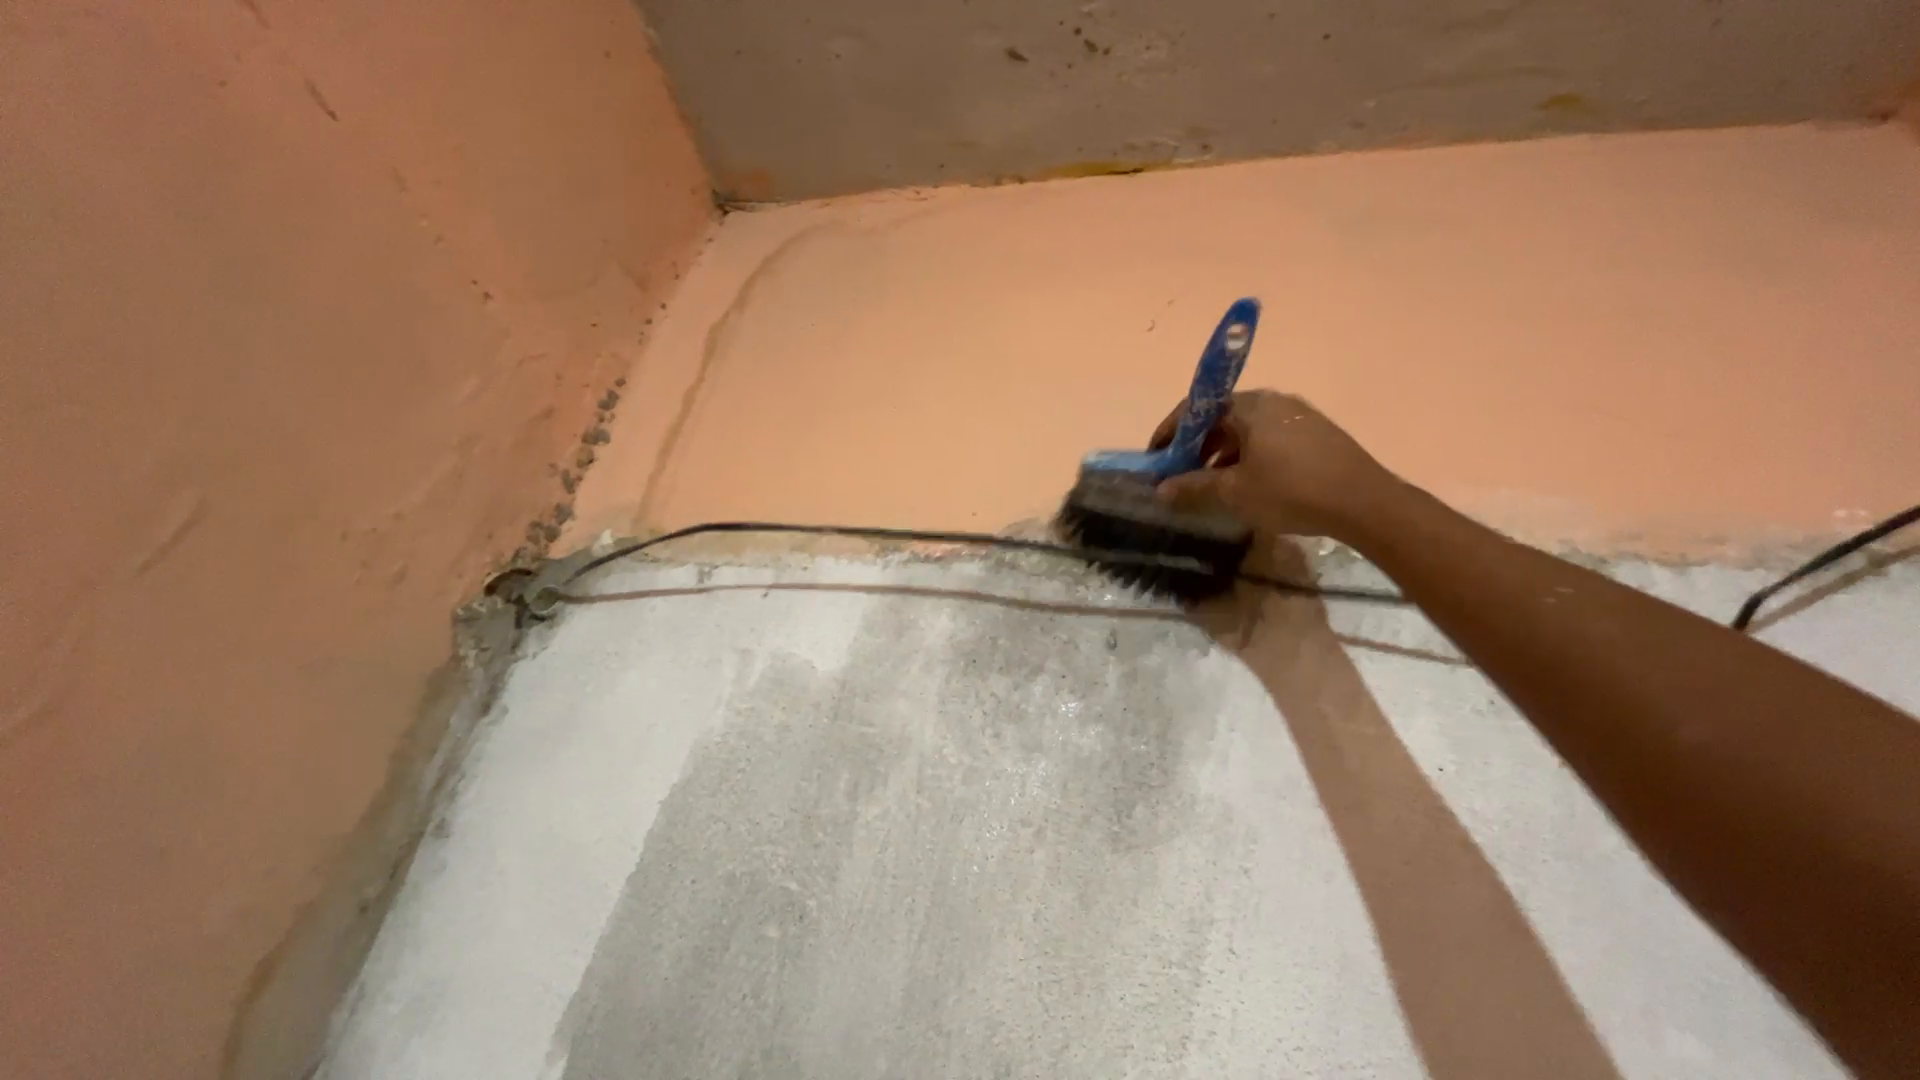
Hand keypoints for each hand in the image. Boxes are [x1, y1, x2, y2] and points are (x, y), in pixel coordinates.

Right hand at [1148, 390, 1404, 540]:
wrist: (1364, 502)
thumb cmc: (1290, 491)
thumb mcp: (1233, 492)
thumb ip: (1192, 487)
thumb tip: (1160, 489)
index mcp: (1248, 405)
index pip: (1195, 409)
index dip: (1169, 433)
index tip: (1156, 459)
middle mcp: (1272, 400)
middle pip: (1220, 418)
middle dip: (1196, 447)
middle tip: (1181, 476)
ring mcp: (1297, 414)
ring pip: (1246, 430)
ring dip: (1222, 455)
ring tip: (1213, 486)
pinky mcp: (1315, 433)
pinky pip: (1268, 439)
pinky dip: (1248, 457)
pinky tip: (1249, 485)